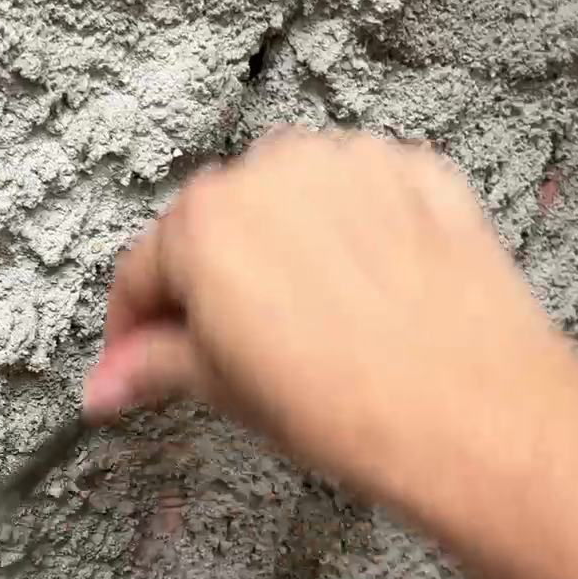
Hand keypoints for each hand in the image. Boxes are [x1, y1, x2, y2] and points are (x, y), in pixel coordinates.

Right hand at [84, 129, 577, 509]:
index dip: (129, 324)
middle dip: (197, 285)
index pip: (138, 272)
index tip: (135, 354)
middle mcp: (269, 173)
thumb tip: (106, 382)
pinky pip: (345, 195)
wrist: (471, 414)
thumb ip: (149, 367)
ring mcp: (346, 164)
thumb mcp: (220, 386)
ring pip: (275, 204)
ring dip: (265, 250)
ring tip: (289, 319)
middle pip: (204, 230)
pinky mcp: (411, 172)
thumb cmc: (347, 404)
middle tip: (211, 345)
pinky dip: (333, 231)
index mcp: (204, 223)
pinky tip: (346, 287)